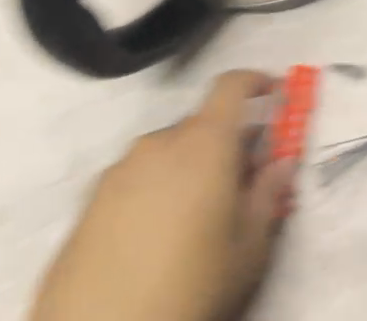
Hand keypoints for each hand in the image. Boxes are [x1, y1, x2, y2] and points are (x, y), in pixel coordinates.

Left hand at [31, 71, 297, 320]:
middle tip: (242, 183)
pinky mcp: (85, 207)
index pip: (231, 85)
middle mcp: (157, 145)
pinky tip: (156, 240)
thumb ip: (269, 193)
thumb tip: (281, 163)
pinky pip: (134, 182)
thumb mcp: (250, 245)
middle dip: (226, 143)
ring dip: (188, 169)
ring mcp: (115, 174)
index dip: (257, 82)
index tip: (275, 96)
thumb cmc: (192, 283)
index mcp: (203, 143)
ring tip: (197, 219)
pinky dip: (154, 193)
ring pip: (165, 154)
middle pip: (200, 125)